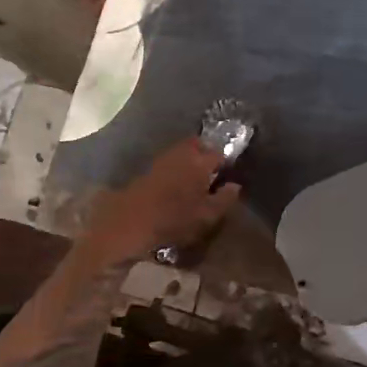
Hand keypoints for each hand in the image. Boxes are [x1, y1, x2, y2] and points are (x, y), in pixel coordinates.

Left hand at [82, 138, 240, 262]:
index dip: (226, 163)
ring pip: (182, 151)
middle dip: (206, 153)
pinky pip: (170, 161)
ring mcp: (163, 159)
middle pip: (198, 144)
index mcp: (200, 161)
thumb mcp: (207, 215)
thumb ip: (225, 198)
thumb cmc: (174, 219)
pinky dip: (176, 167)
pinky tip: (176, 184)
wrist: (130, 221)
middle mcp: (182, 153)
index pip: (219, 153)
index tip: (228, 174)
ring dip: (190, 159)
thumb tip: (235, 185)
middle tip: (211, 171)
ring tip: (195, 180)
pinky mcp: (148, 168)